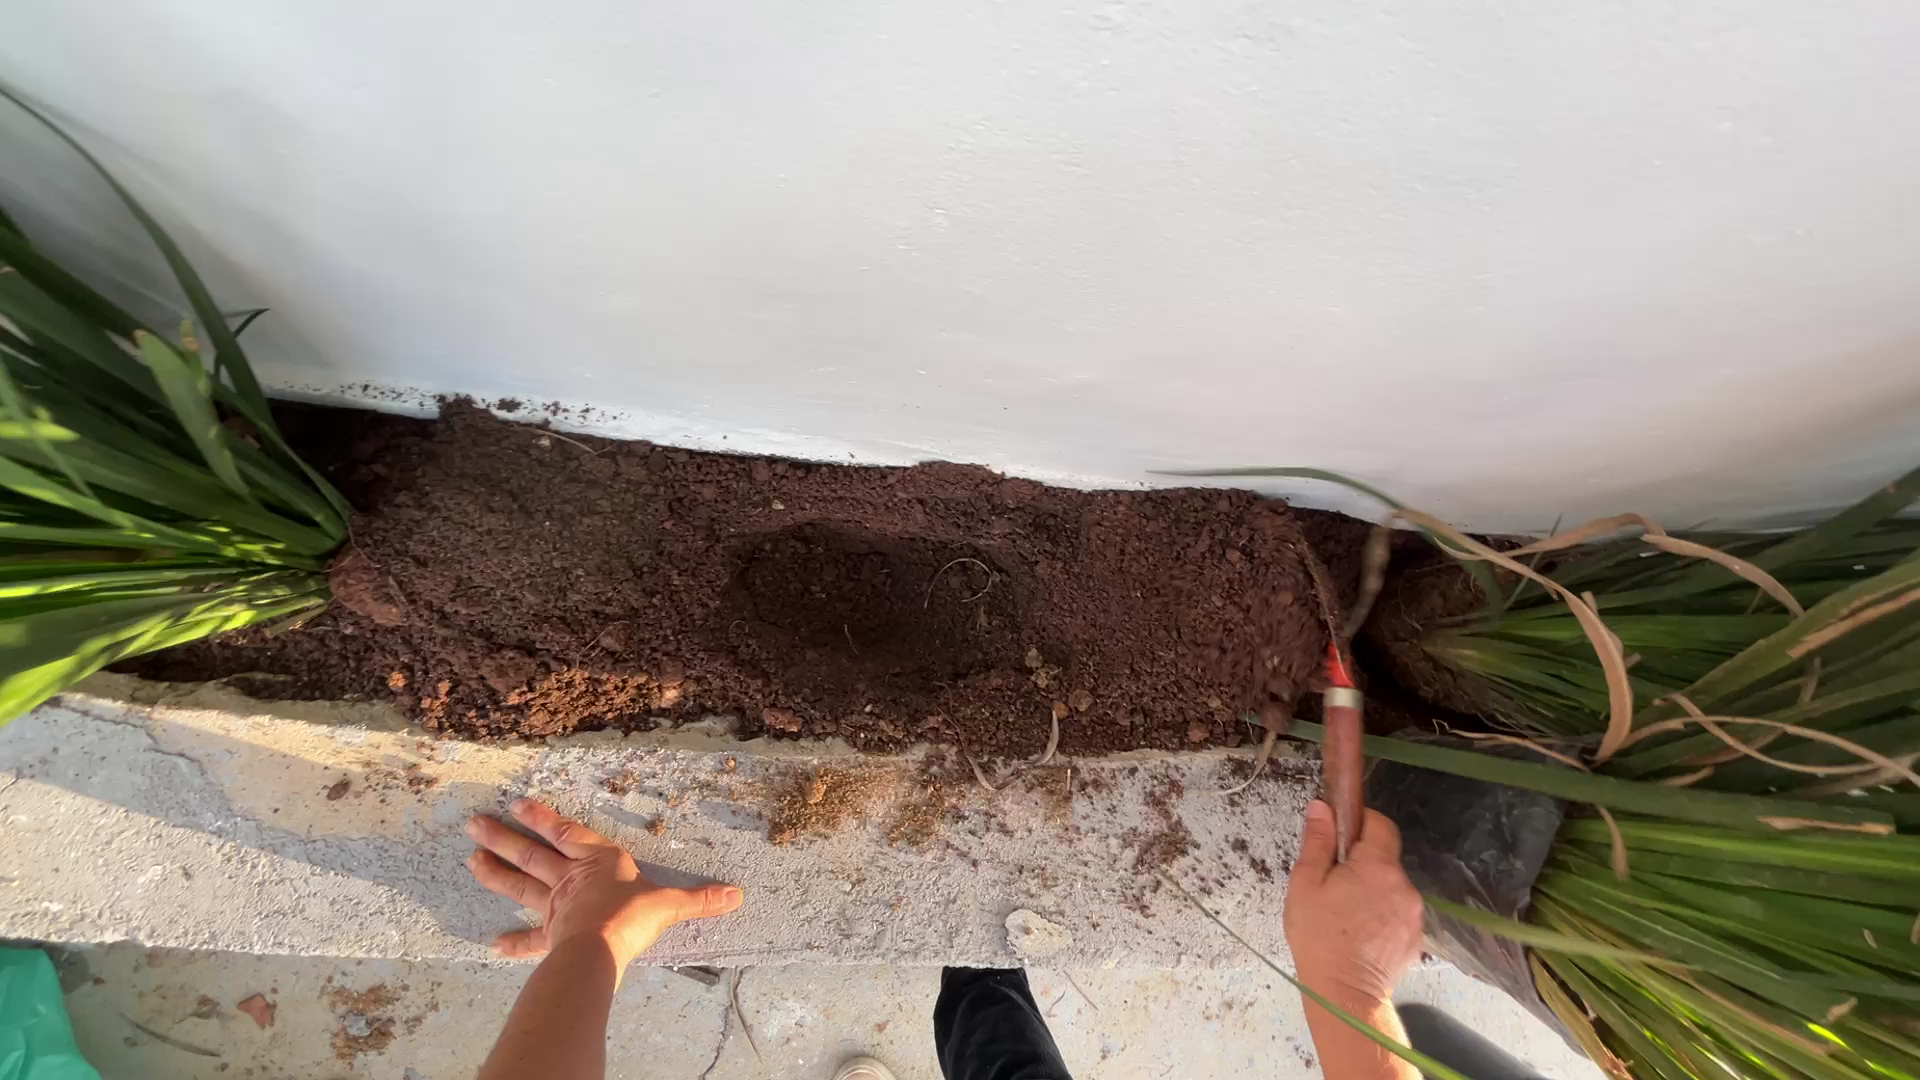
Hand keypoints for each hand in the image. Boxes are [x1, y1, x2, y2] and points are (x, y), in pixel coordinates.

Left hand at [465, 798, 742, 966]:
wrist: (600, 951)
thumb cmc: (632, 917)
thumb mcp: (671, 904)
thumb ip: (701, 899)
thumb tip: (737, 894)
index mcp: (599, 861)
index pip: (568, 832)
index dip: (543, 818)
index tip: (518, 803)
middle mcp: (571, 878)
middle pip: (533, 854)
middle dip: (504, 838)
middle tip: (474, 823)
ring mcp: (554, 907)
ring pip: (520, 885)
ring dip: (495, 871)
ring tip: (470, 858)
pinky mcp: (548, 937)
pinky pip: (529, 938)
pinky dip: (513, 941)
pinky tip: (492, 943)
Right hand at [1283, 799, 1423, 1008]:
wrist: (1344, 993)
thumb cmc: (1318, 933)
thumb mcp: (1306, 881)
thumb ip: (1318, 841)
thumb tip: (1322, 807)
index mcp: (1378, 866)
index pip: (1381, 824)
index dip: (1361, 821)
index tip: (1339, 834)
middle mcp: (1405, 886)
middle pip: (1385, 856)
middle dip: (1361, 859)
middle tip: (1332, 878)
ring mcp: (1414, 914)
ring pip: (1390, 884)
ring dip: (1371, 886)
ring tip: (1343, 908)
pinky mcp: (1416, 937)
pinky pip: (1397, 909)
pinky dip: (1380, 910)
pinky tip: (1358, 928)